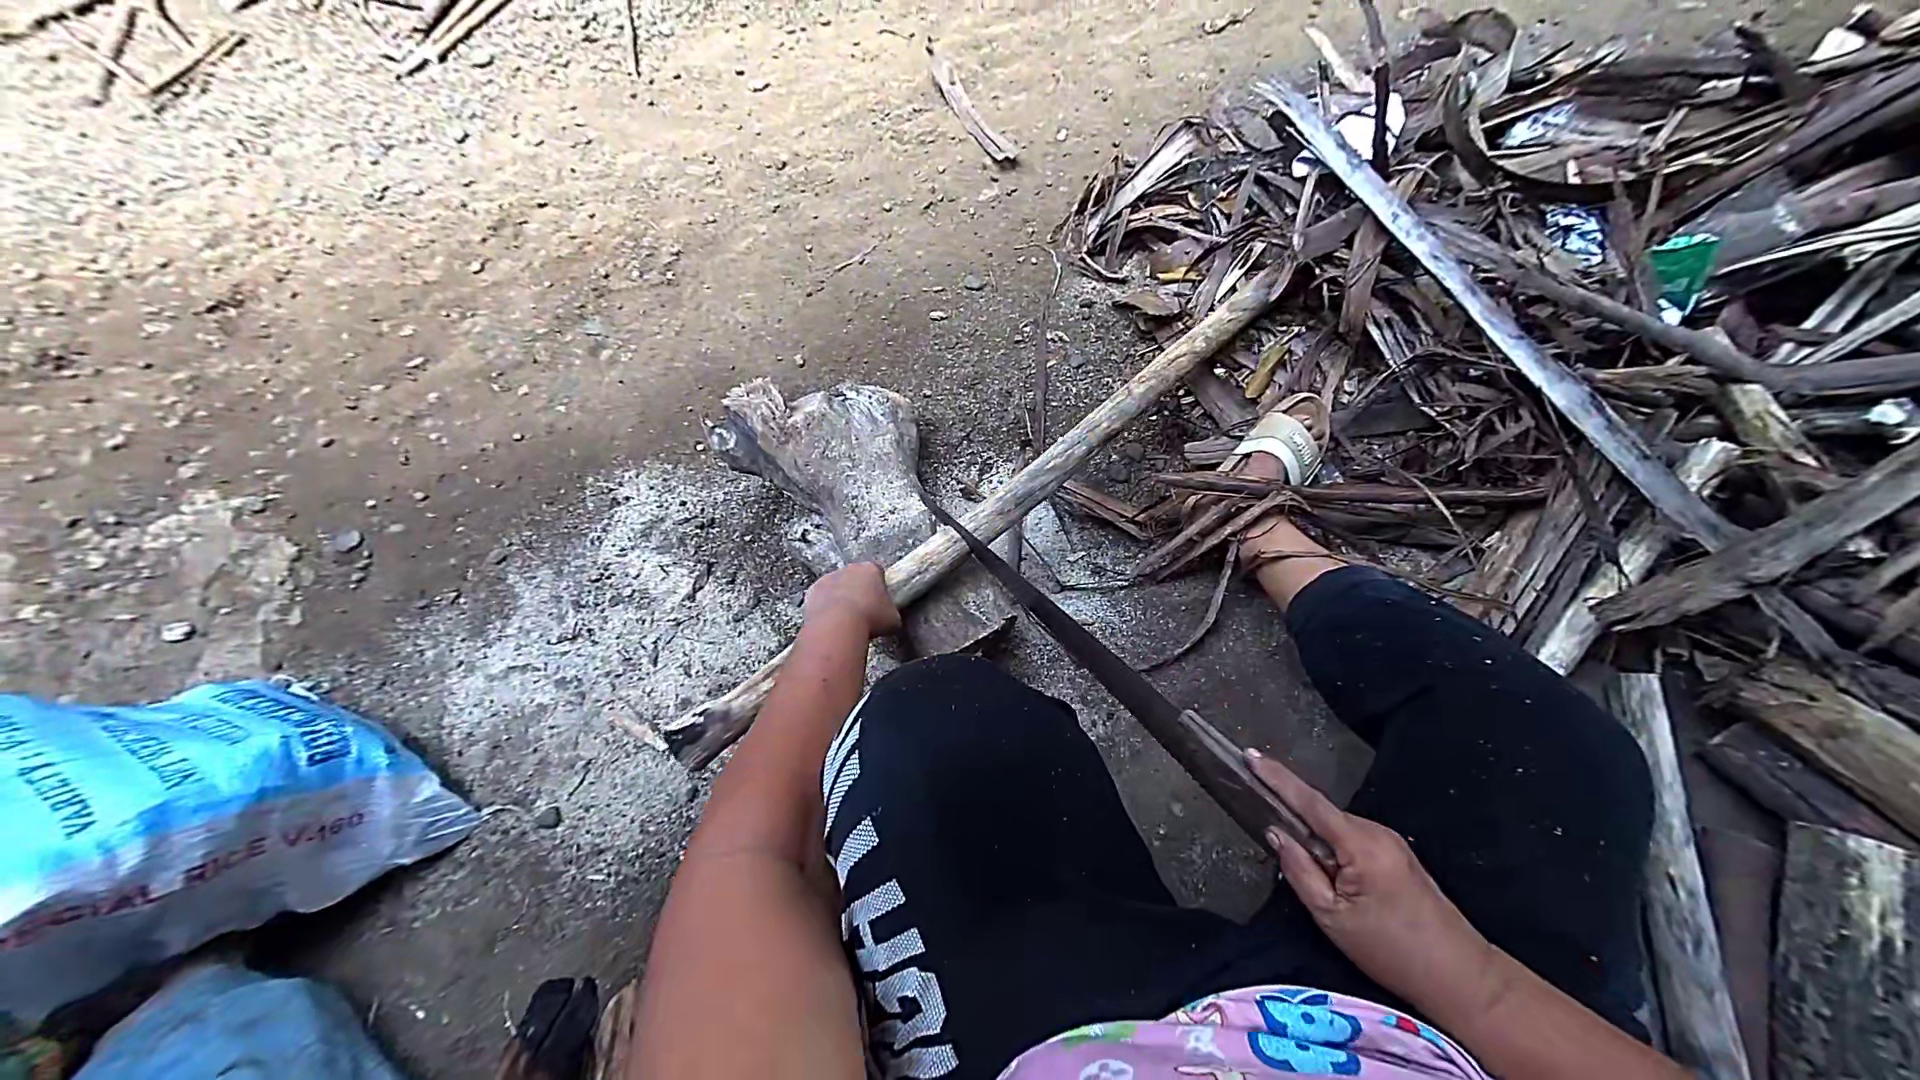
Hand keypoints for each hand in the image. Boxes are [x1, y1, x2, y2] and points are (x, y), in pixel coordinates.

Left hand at [803, 563, 901, 639]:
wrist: (837, 626)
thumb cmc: (869, 619)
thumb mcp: (893, 619)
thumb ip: (892, 613)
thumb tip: (891, 618)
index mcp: (871, 569)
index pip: (878, 573)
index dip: (879, 587)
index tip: (879, 602)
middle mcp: (849, 568)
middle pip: (855, 577)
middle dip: (858, 590)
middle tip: (862, 611)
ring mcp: (829, 578)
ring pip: (837, 586)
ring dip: (840, 598)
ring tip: (844, 619)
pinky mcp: (812, 590)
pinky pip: (821, 597)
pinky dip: (825, 607)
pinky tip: (830, 621)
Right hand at [1245, 750, 1510, 1016]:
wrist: (1465, 980)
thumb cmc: (1394, 952)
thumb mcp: (1331, 917)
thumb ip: (1298, 869)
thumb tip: (1276, 832)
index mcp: (1361, 844)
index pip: (1308, 800)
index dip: (1276, 777)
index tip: (1250, 755)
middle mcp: (1377, 832)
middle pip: (1321, 815)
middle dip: (1297, 826)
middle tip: (1286, 860)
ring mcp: (1391, 842)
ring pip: (1336, 829)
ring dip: (1318, 844)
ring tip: (1323, 888)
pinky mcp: (1397, 854)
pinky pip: (1352, 840)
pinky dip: (1335, 852)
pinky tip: (1339, 884)